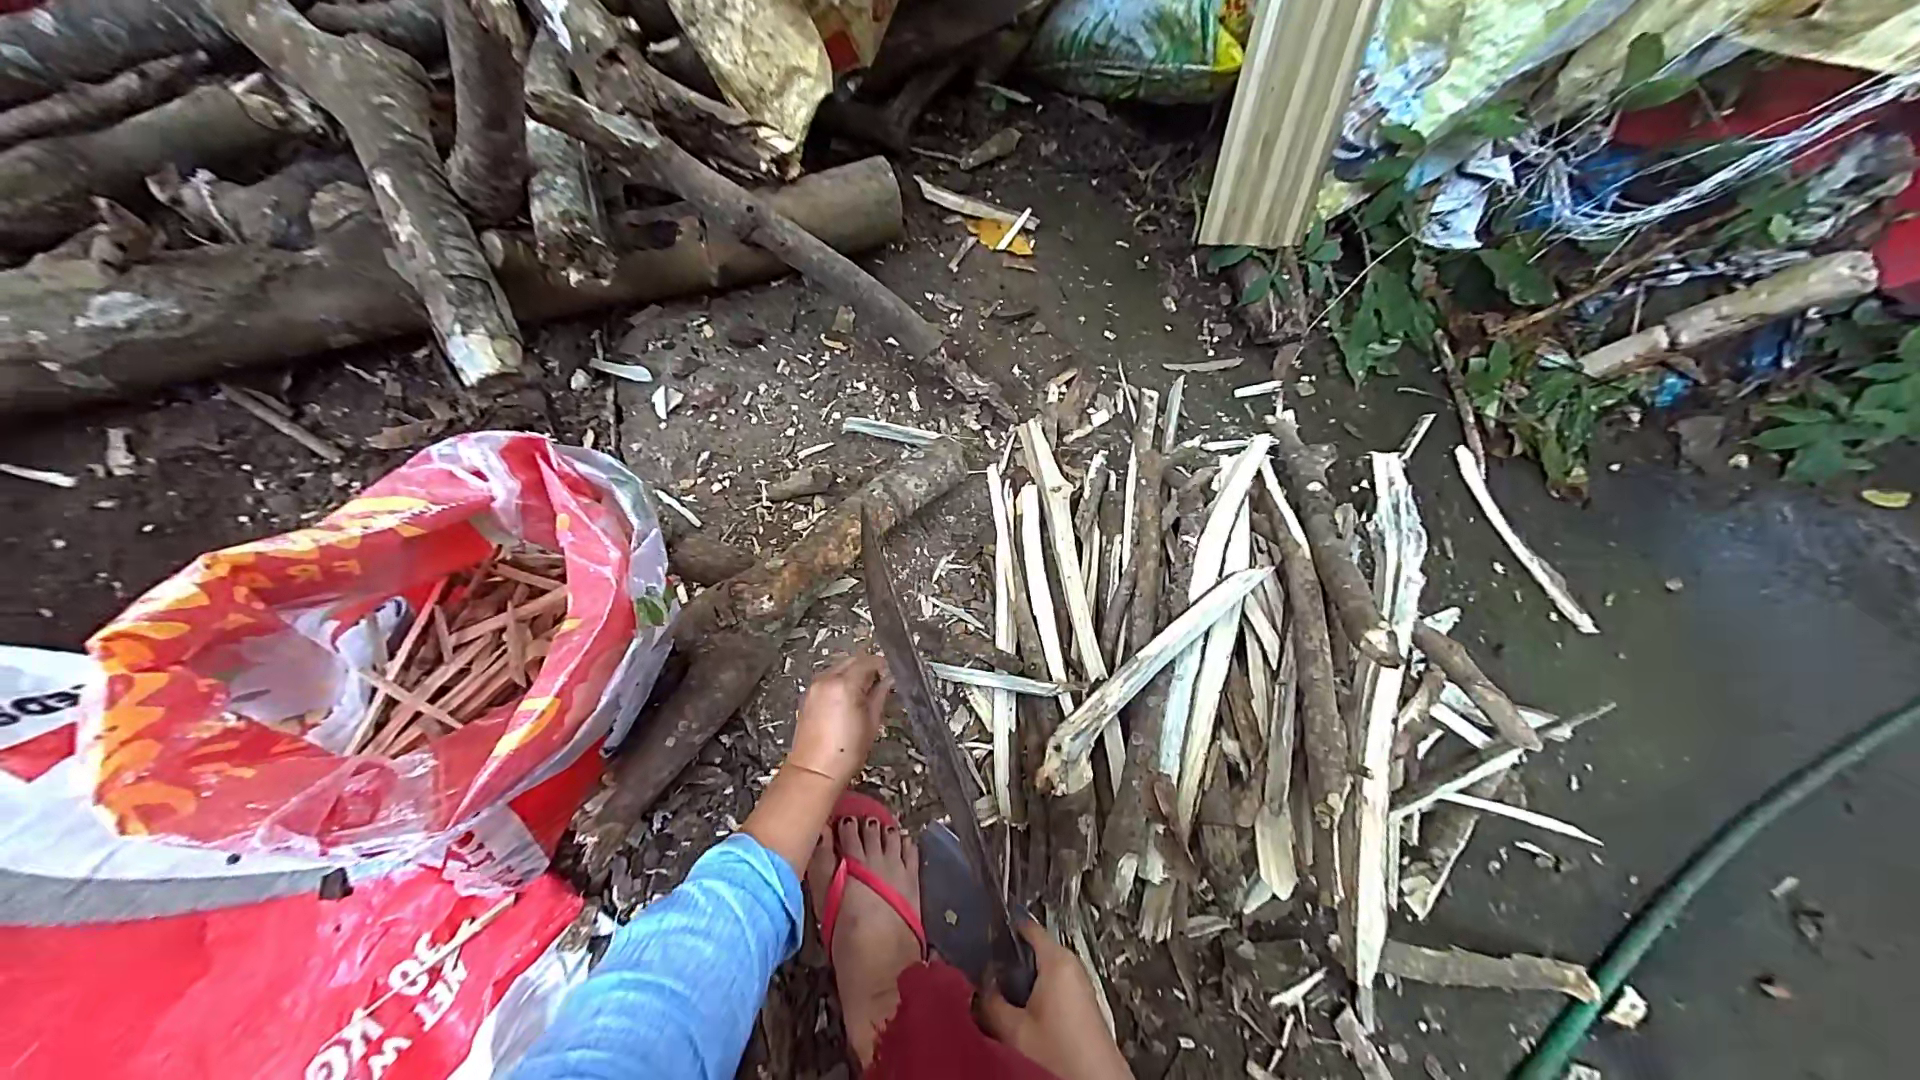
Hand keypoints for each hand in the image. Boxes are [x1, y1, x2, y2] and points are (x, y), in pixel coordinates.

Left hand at [787, 650, 892, 787]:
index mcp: (845, 685)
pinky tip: (847, 701)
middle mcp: (827, 681)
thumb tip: (887, 680)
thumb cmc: (844, 753)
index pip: (868, 661)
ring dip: (853, 674)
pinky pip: (828, 679)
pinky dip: (840, 682)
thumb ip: (880, 694)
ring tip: (862, 696)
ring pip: (839, 667)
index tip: (888, 675)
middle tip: (878, 684)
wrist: (815, 771)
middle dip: (867, 668)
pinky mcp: (808, 696)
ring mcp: (815, 687)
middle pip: (852, 660)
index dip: (882, 666)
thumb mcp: (872, 722)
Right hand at [980, 919, 1132, 1079]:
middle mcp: (1071, 966)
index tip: (987, 932)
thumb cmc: (1063, 1056)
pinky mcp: (1082, 1004)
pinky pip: (1054, 986)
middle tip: (988, 974)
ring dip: (1022, 982)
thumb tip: (978, 988)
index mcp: (1057, 960)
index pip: (1028, 927)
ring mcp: (1079, 984)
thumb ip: (991, 1003)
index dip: (1006, 927)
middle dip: (1011, 962)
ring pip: (1042, 970)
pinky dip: (1037, 995)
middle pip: (1034, 949)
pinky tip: (1024, 1015)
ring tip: (1002, 997)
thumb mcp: (1015, 1030)